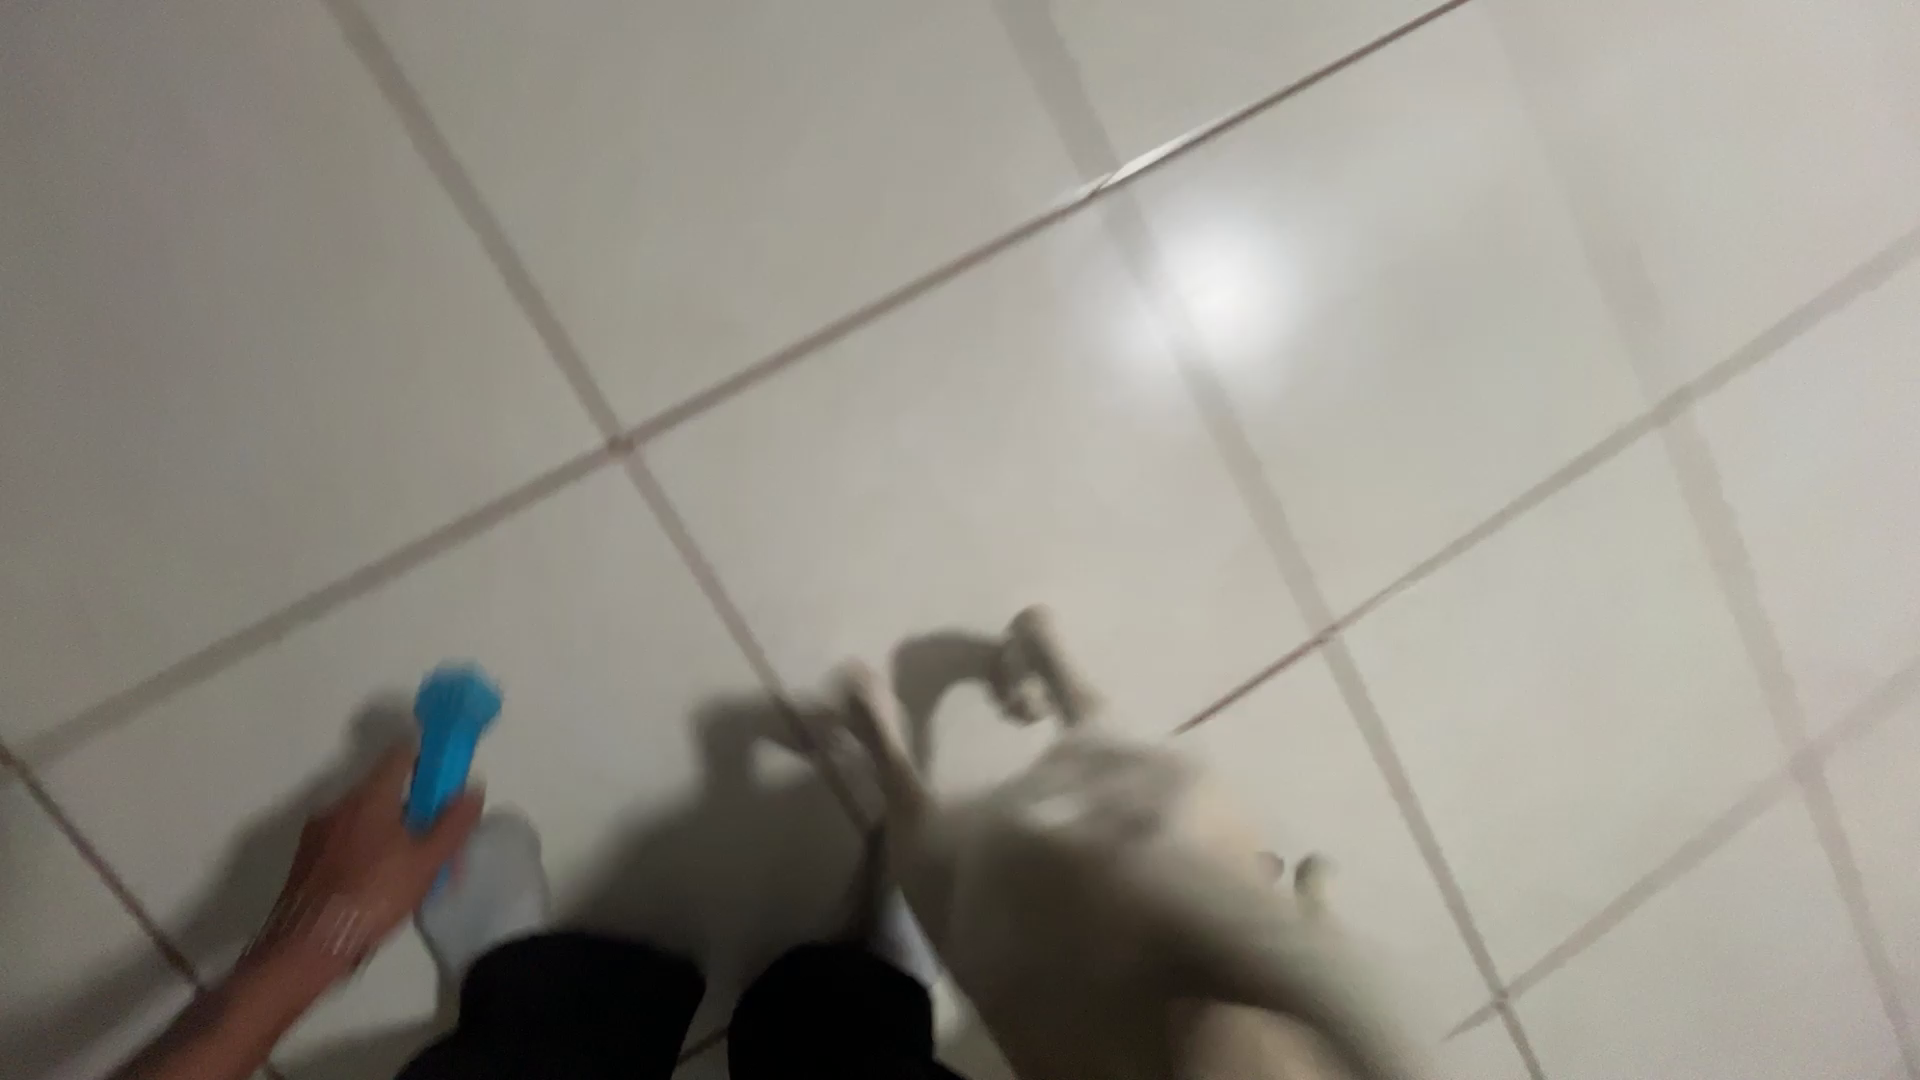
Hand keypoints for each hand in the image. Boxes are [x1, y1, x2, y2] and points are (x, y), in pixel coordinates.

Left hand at [245, 742, 483, 989]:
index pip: (401, 754)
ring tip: (416, 862)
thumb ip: (454, 821)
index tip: (449, 772)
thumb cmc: (372, 896)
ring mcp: (318, 835)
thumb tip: (471, 789)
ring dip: (394, 827)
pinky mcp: (307, 862)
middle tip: (440, 829)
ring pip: (368, 816)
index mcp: (369, 797)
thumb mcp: (428, 860)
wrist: (302, 953)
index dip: (429, 756)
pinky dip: (372, 847)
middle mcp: (338, 806)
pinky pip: (350, 839)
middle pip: (386, 787)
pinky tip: (386, 879)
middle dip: (416, 802)